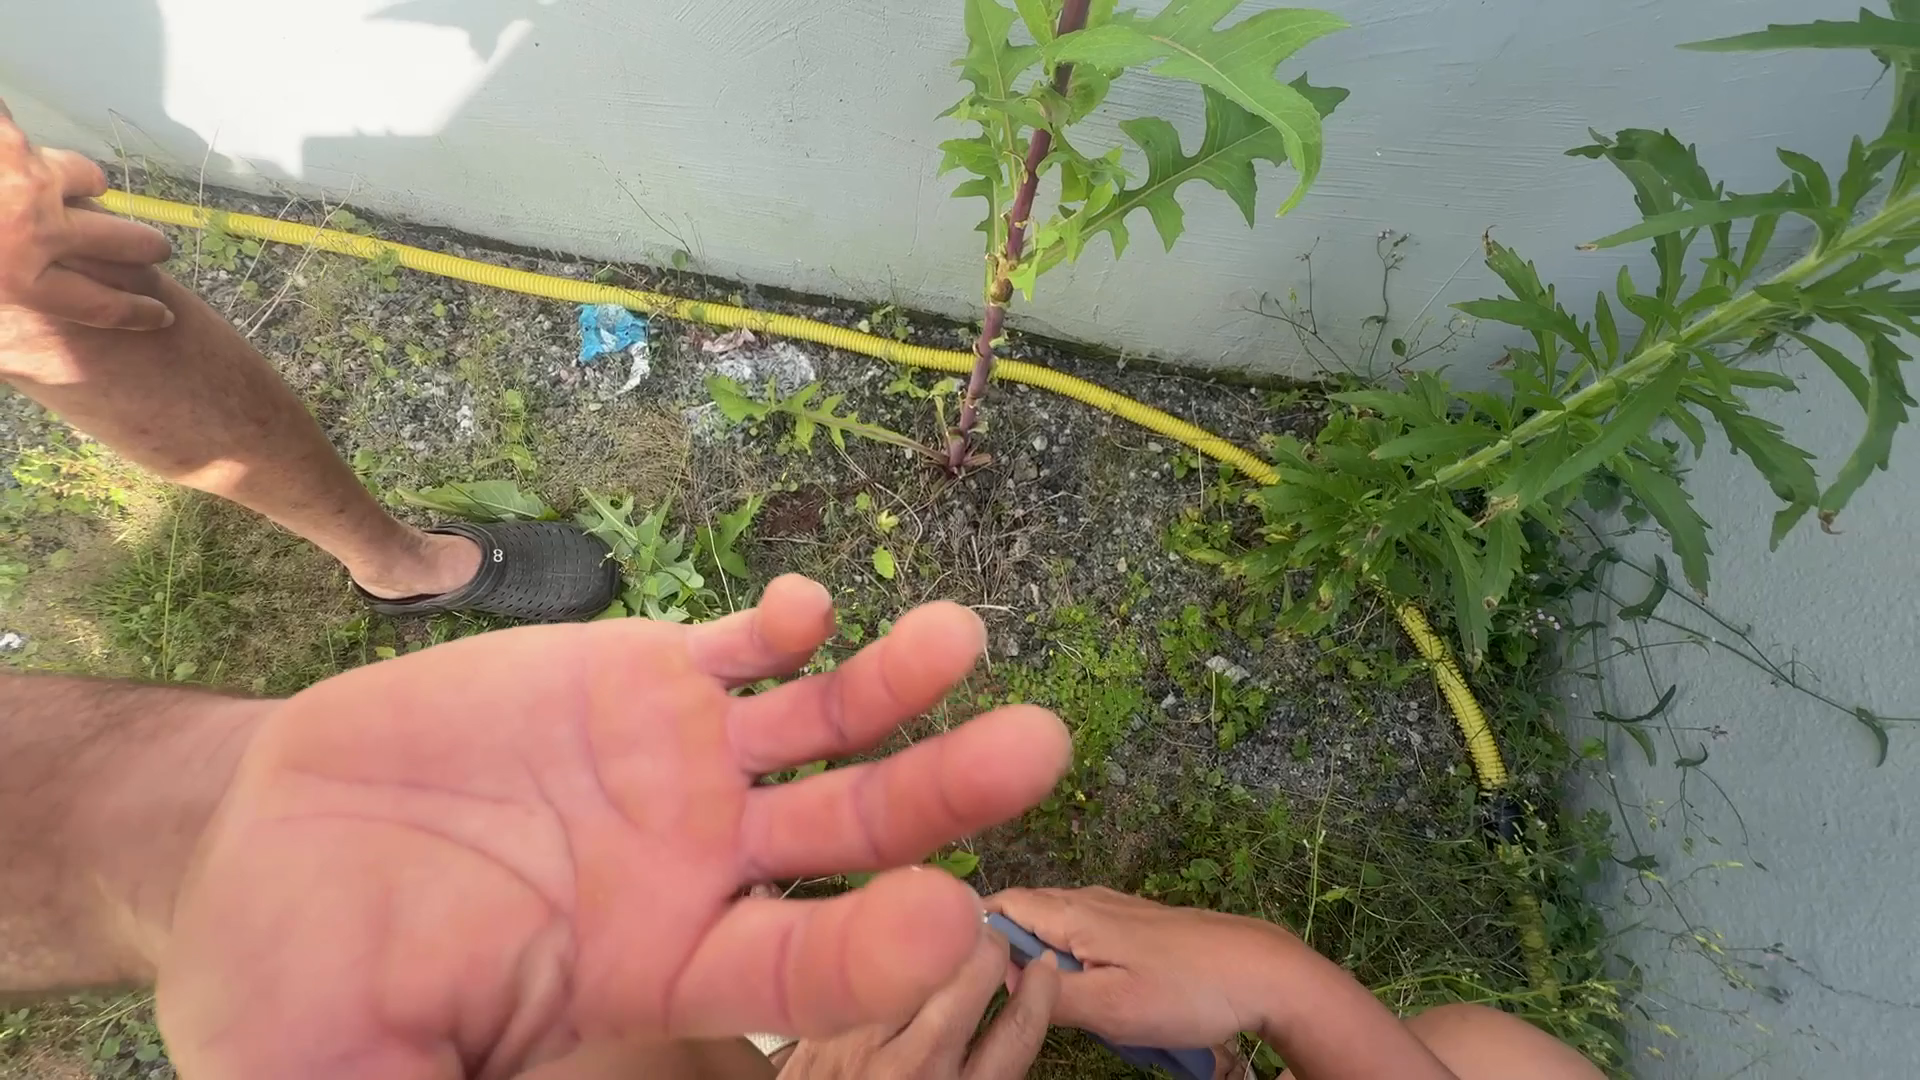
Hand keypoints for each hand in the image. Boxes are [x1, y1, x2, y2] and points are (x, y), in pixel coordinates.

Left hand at [0, 98, 173, 327]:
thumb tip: (4, 351)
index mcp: (13, 280)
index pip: (102, 307)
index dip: (136, 313)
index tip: (158, 317)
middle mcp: (37, 231)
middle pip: (124, 243)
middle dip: (142, 246)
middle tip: (153, 248)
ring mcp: (22, 175)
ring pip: (83, 178)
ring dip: (79, 180)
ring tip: (72, 180)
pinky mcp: (4, 134)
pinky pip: (17, 126)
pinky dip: (10, 127)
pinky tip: (5, 127)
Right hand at [156, 576, 1070, 1079]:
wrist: (276, 830)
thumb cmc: (311, 968)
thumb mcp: (355, 1074)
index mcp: (675, 961)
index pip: (808, 960)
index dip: (877, 945)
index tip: (957, 911)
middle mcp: (715, 853)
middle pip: (862, 822)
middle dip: (949, 784)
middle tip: (1039, 745)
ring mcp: (697, 754)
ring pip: (828, 718)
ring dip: (898, 680)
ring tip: (959, 637)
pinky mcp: (657, 674)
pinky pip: (746, 645)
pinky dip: (785, 625)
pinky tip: (809, 605)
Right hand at [985, 887, 1295, 1047]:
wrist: (1256, 968)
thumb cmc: (1183, 989)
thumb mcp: (1111, 1007)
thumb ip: (1051, 995)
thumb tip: (1002, 980)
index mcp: (1071, 913)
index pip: (1001, 904)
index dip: (976, 934)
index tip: (967, 975)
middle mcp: (1083, 899)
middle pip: (1023, 914)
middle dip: (1005, 951)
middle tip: (1005, 1000)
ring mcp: (1109, 907)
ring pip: (1051, 925)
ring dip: (1039, 958)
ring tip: (1043, 1002)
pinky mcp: (1130, 922)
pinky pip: (1078, 932)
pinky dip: (1067, 958)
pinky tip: (1084, 991)